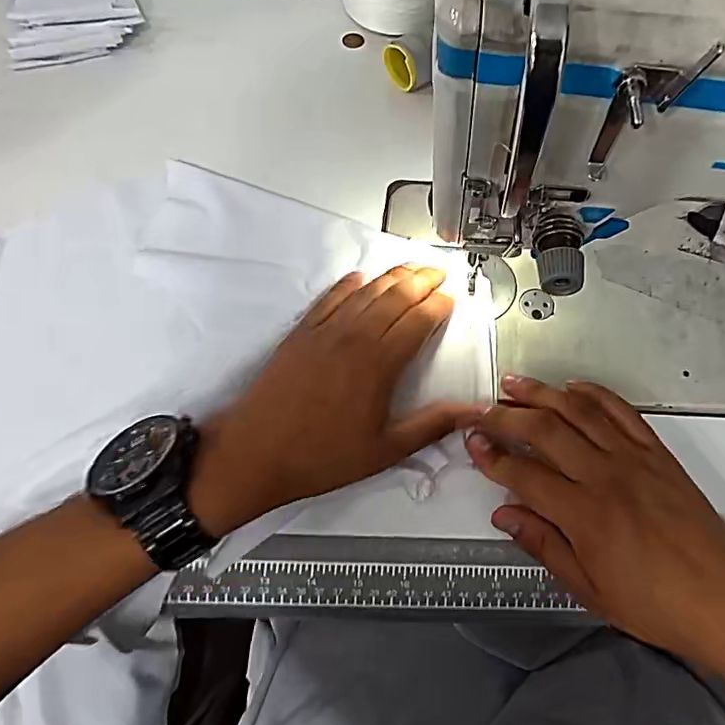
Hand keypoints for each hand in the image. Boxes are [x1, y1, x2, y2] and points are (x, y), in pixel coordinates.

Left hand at [188, 265, 482, 535]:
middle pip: (396, 295)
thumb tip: (470, 413)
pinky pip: (330, 297)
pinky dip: (349, 284)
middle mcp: (354, 337)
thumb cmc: (320, 455)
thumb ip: (431, 426)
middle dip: (422, 280)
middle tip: (439, 272)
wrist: (255, 453)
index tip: (452, 298)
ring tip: (410, 269)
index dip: (439, 305)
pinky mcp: (301, 332)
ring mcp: (325, 330)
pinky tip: (359, 279)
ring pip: (366, 291)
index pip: (419, 320)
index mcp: (379, 363)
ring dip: (392, 276)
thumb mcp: (385, 450)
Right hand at [467, 375, 724, 672]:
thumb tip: (505, 516)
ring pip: (578, 411)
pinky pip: (621, 411)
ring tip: (515, 383)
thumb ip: (544, 545)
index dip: (492, 457)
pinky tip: (574, 387)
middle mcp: (605, 476)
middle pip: (545, 430)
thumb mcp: (590, 589)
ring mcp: (633, 458)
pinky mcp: (656, 452)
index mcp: (584, 515)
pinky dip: (595, 393)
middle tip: (481, 409)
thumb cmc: (657, 604)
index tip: (472, 443)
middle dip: (506, 416)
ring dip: (543, 393)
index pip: (524, 474)